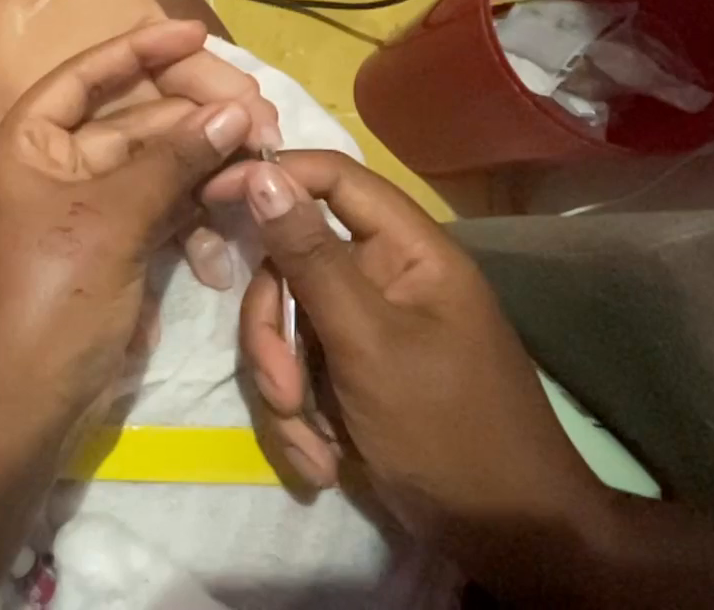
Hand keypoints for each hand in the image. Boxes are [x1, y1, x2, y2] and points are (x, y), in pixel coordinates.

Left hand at [0, 0, 278, 289]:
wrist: (24, 408)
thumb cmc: (50, 298)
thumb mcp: (111, 222)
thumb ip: (172, 162)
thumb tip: (237, 112)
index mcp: (28, 144)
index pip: (85, 78)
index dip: (138, 51)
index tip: (194, 33)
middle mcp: (51, 168)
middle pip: (129, 126)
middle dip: (190, 123)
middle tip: (260, 116)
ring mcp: (83, 211)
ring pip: (150, 171)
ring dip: (199, 168)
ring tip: (259, 159)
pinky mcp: (108, 248)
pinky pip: (154, 213)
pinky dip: (190, 211)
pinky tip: (233, 211)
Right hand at [205, 152, 611, 553]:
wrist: (501, 541)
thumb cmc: (448, 431)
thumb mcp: (368, 341)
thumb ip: (309, 255)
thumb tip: (260, 173)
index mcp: (408, 250)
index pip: (332, 178)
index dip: (272, 176)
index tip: (212, 195)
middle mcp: (383, 275)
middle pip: (292, 262)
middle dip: (274, 330)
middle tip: (281, 388)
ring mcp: (365, 324)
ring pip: (286, 320)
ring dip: (283, 384)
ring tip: (309, 441)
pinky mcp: (349, 368)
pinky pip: (298, 365)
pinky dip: (299, 413)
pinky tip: (322, 457)